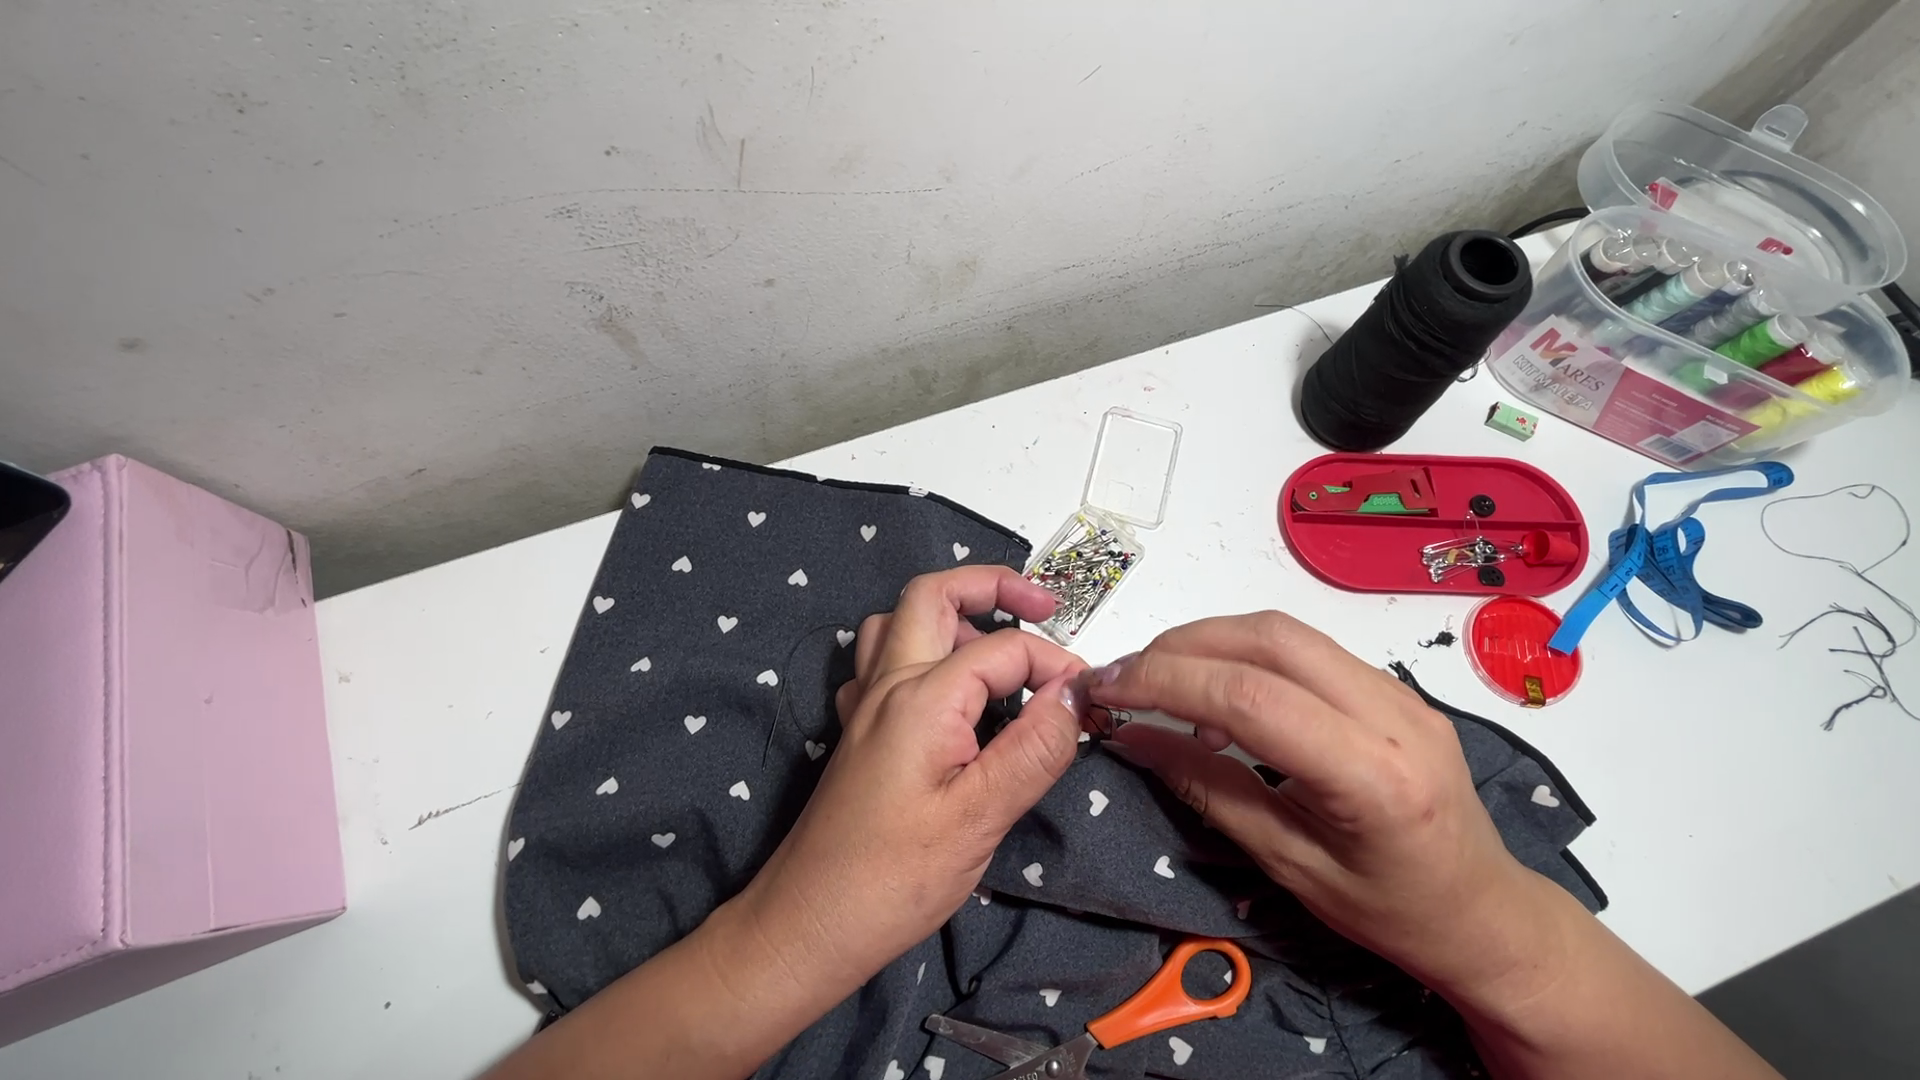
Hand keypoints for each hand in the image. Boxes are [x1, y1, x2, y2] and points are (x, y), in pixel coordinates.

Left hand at [733, 566, 1089, 989]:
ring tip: (995, 646)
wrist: (808, 924)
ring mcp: (865, 704)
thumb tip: (1075, 692)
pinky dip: (919, 654)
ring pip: (900, 622)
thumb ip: (1035, 746)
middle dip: (991, 585)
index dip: (1056, 666)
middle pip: (933, 594)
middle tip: (1042, 607)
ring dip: (950, 615)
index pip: (1005, 650)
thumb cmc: (893, 877)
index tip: (1089, 700)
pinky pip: (881, 663)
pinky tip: (943, 692)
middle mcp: (887, 683)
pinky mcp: (858, 730)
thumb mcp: (981, 816)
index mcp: (922, 696)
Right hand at [1086, 612, 1551, 1008]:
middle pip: (1266, 639)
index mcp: (1371, 776)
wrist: (1487, 912)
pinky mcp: (1391, 685)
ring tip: (1161, 684)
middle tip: (1126, 678)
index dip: (1166, 682)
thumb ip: (1207, 789)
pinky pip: (1302, 647)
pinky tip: (1218, 695)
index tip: (1107, 689)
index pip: (1251, 697)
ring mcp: (1398, 690)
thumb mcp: (1286, 863)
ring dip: (1207, 642)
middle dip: (1180, 647)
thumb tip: (1130, 736)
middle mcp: (1392, 713)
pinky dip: (1241, 655)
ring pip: (1282, 631)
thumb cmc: (1388, 911)